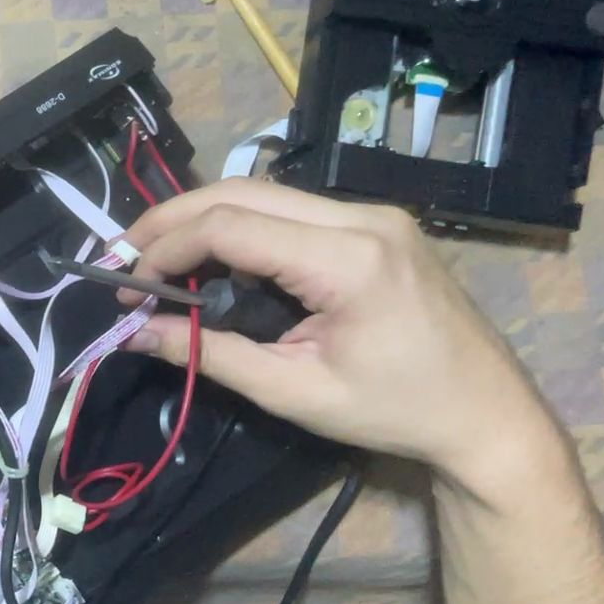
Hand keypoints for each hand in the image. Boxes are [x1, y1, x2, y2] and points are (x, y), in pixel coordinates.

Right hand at [117, 179, 563, 492]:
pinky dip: (230, 228)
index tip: (127, 290)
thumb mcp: (287, 389)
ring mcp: (369, 216)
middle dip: (167, 221)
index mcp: (347, 259)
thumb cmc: (389, 409)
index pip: (230, 226)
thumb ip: (206, 354)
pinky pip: (283, 210)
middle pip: (239, 191)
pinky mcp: (368, 227)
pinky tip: (203, 260)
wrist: (484, 412)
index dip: (165, 250)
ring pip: (258, 192)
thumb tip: (133, 334)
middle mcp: (361, 218)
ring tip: (150, 259)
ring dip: (195, 220)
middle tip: (119, 258)